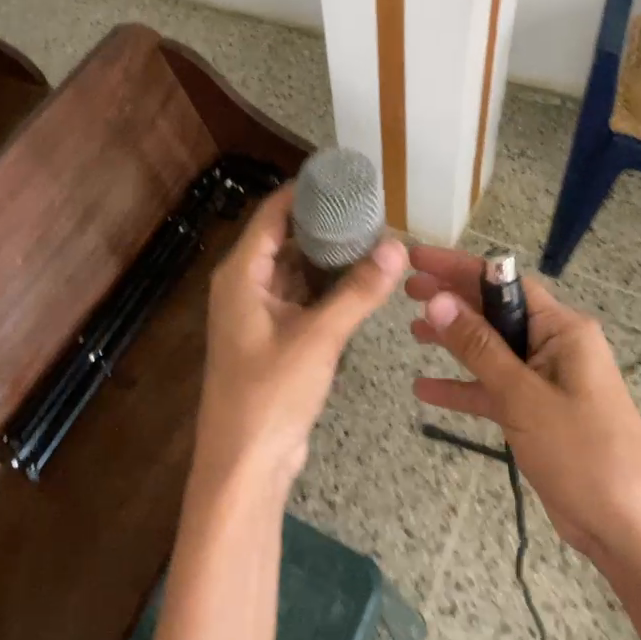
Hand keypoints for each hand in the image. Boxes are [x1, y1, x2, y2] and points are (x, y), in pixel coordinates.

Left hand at [197, 185, 407, 487]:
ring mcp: (259, 313)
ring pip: (297, 270)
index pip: (273, 213)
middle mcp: (246, 285)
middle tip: (374, 207)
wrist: (245, 463)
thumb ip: (358, 292)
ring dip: (331, 257)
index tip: (347, 176)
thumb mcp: (318, 338)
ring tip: (376, 236)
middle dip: (326, 223)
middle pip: (286, 238)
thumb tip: (398, 247)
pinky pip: (302, 299)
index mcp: (242, 273)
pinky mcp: (274, 338)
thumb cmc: (270, 394)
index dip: (306, 190)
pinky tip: (363, 280)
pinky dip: (329, 288)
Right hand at [405, 245, 640, 564]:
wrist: (630, 529)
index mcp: (563, 330)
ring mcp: (547, 381)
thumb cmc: (583, 453)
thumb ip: (478, 348)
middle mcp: (556, 347)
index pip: (503, 283)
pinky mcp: (539, 414)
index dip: (457, 268)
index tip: (415, 258)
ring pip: (492, 349)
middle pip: (495, 312)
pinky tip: (426, 390)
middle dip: (452, 300)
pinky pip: (495, 389)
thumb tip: (436, 300)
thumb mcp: (523, 396)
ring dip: (454, 341)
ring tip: (411, 332)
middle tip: (406, 292)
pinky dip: (464, 387)